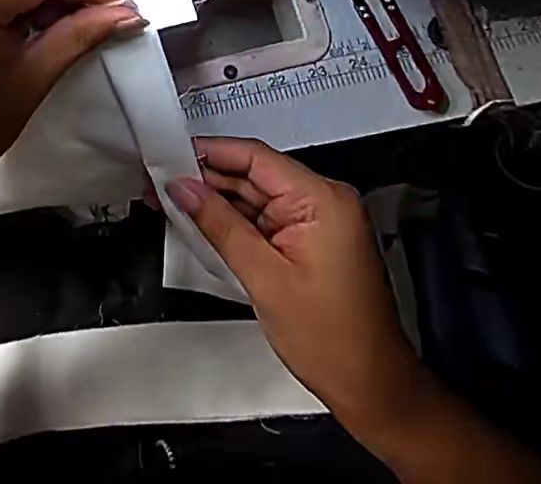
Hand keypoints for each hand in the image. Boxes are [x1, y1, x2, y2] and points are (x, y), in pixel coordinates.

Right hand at [168, 137, 421, 428]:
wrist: (372, 387)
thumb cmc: (338, 342)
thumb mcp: (264, 277)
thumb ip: (220, 225)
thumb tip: (188, 190)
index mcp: (323, 199)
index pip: (256, 157)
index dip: (211, 152)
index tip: (175, 155)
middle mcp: (324, 201)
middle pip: (253, 173)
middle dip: (208, 179)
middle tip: (168, 182)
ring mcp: (318, 218)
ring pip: (255, 195)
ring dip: (218, 200)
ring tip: (179, 203)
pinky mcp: (309, 236)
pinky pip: (264, 215)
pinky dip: (234, 219)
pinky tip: (205, 222)